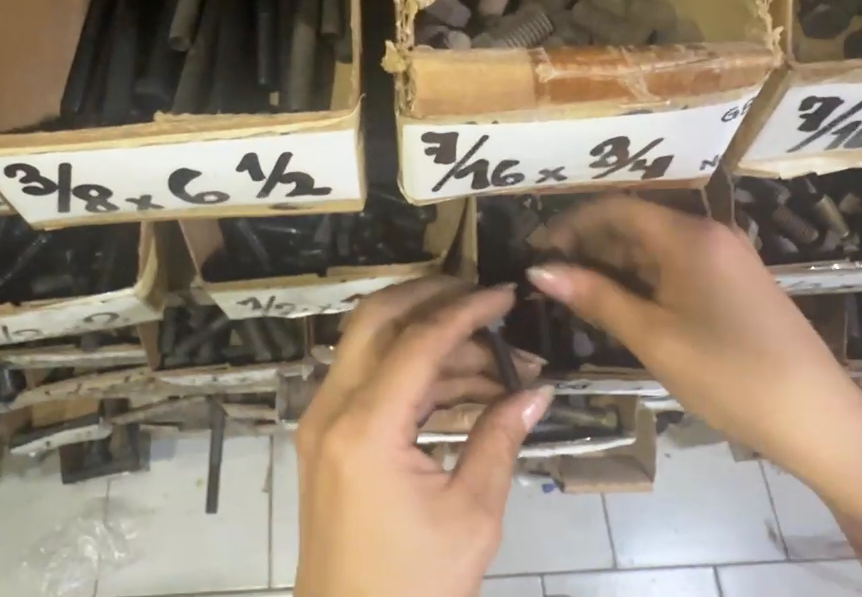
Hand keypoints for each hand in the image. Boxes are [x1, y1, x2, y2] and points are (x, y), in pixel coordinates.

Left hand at [295, 278, 551, 596]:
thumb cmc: (415, 585)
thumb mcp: (470, 516)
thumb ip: (500, 439)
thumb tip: (539, 389)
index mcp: (365, 428)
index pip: (417, 341)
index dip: (467, 311)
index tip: (506, 294)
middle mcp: (331, 409)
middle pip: (376, 318)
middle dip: (432, 297)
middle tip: (485, 299)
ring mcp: (322, 420)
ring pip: (372, 346)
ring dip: (430, 341)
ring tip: (497, 361)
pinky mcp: (326, 436)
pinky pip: (369, 380)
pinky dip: (413, 373)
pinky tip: (466, 386)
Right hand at [528, 196, 861, 530]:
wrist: (822, 423)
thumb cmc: (730, 375)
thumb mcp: (653, 337)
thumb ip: (596, 297)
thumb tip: (540, 270)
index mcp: (690, 236)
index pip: (615, 208)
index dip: (570, 223)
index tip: (537, 249)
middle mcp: (710, 234)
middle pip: (635, 223)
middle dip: (589, 244)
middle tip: (551, 276)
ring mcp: (728, 258)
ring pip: (656, 247)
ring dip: (615, 263)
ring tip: (577, 294)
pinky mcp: (737, 284)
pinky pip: (678, 266)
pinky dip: (644, 278)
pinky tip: (623, 305)